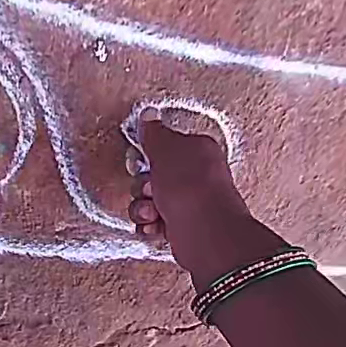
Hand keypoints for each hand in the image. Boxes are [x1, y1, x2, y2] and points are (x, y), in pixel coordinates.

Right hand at [127, 112, 270, 281]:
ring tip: (153, 212)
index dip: (148, 156)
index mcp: (197, 151)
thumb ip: (153, 134)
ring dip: (143, 207)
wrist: (203, 230)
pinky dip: (149, 225)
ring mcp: (188, 203)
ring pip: (148, 201)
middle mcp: (194, 176)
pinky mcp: (180, 226)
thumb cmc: (190, 186)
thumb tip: (147, 116)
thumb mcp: (166, 150)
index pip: (164, 148)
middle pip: (151, 177)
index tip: (142, 162)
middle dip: (142, 186)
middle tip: (151, 189)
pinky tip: (155, 226)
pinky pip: (152, 222)